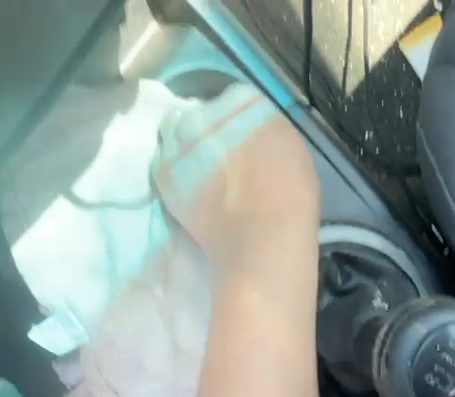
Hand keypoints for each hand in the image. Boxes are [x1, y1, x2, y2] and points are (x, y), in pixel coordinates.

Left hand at [153, 83, 320, 279]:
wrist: (260, 239)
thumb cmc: (289, 197)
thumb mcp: (291, 148)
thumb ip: (267, 132)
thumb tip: (253, 138)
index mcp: (243, 99)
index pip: (236, 102)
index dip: (241, 125)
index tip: (246, 146)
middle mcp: (205, 111)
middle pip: (203, 116)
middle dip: (211, 135)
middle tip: (224, 164)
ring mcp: (179, 141)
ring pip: (177, 135)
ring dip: (188, 151)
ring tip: (202, 178)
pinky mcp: (162, 172)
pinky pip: (164, 163)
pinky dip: (175, 174)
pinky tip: (189, 192)